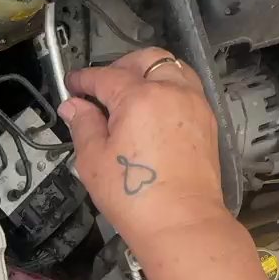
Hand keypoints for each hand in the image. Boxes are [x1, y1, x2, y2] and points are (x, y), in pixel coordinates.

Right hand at [60, 47, 234, 264]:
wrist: (179, 219)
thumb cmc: (132, 194)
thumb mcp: (92, 161)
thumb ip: (83, 126)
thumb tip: (74, 106)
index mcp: (139, 98)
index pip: (106, 76)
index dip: (85, 79)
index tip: (72, 83)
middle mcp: (171, 91)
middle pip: (146, 59)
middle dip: (120, 66)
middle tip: (101, 85)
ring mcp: (194, 103)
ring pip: (171, 68)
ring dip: (147, 73)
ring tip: (129, 94)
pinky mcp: (206, 120)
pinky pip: (186, 88)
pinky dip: (166, 88)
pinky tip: (152, 111)